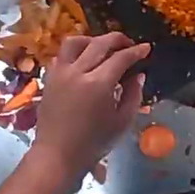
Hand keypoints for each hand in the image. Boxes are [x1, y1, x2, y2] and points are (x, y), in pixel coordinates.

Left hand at [32, 33, 148, 176]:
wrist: (58, 153)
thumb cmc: (93, 142)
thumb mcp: (121, 122)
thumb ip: (132, 95)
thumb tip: (138, 75)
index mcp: (98, 83)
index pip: (120, 58)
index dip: (136, 51)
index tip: (146, 48)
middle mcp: (78, 72)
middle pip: (99, 44)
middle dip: (117, 39)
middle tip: (128, 44)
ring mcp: (60, 73)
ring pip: (74, 42)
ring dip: (91, 40)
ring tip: (102, 47)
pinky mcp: (49, 77)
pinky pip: (60, 56)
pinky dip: (73, 52)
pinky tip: (82, 60)